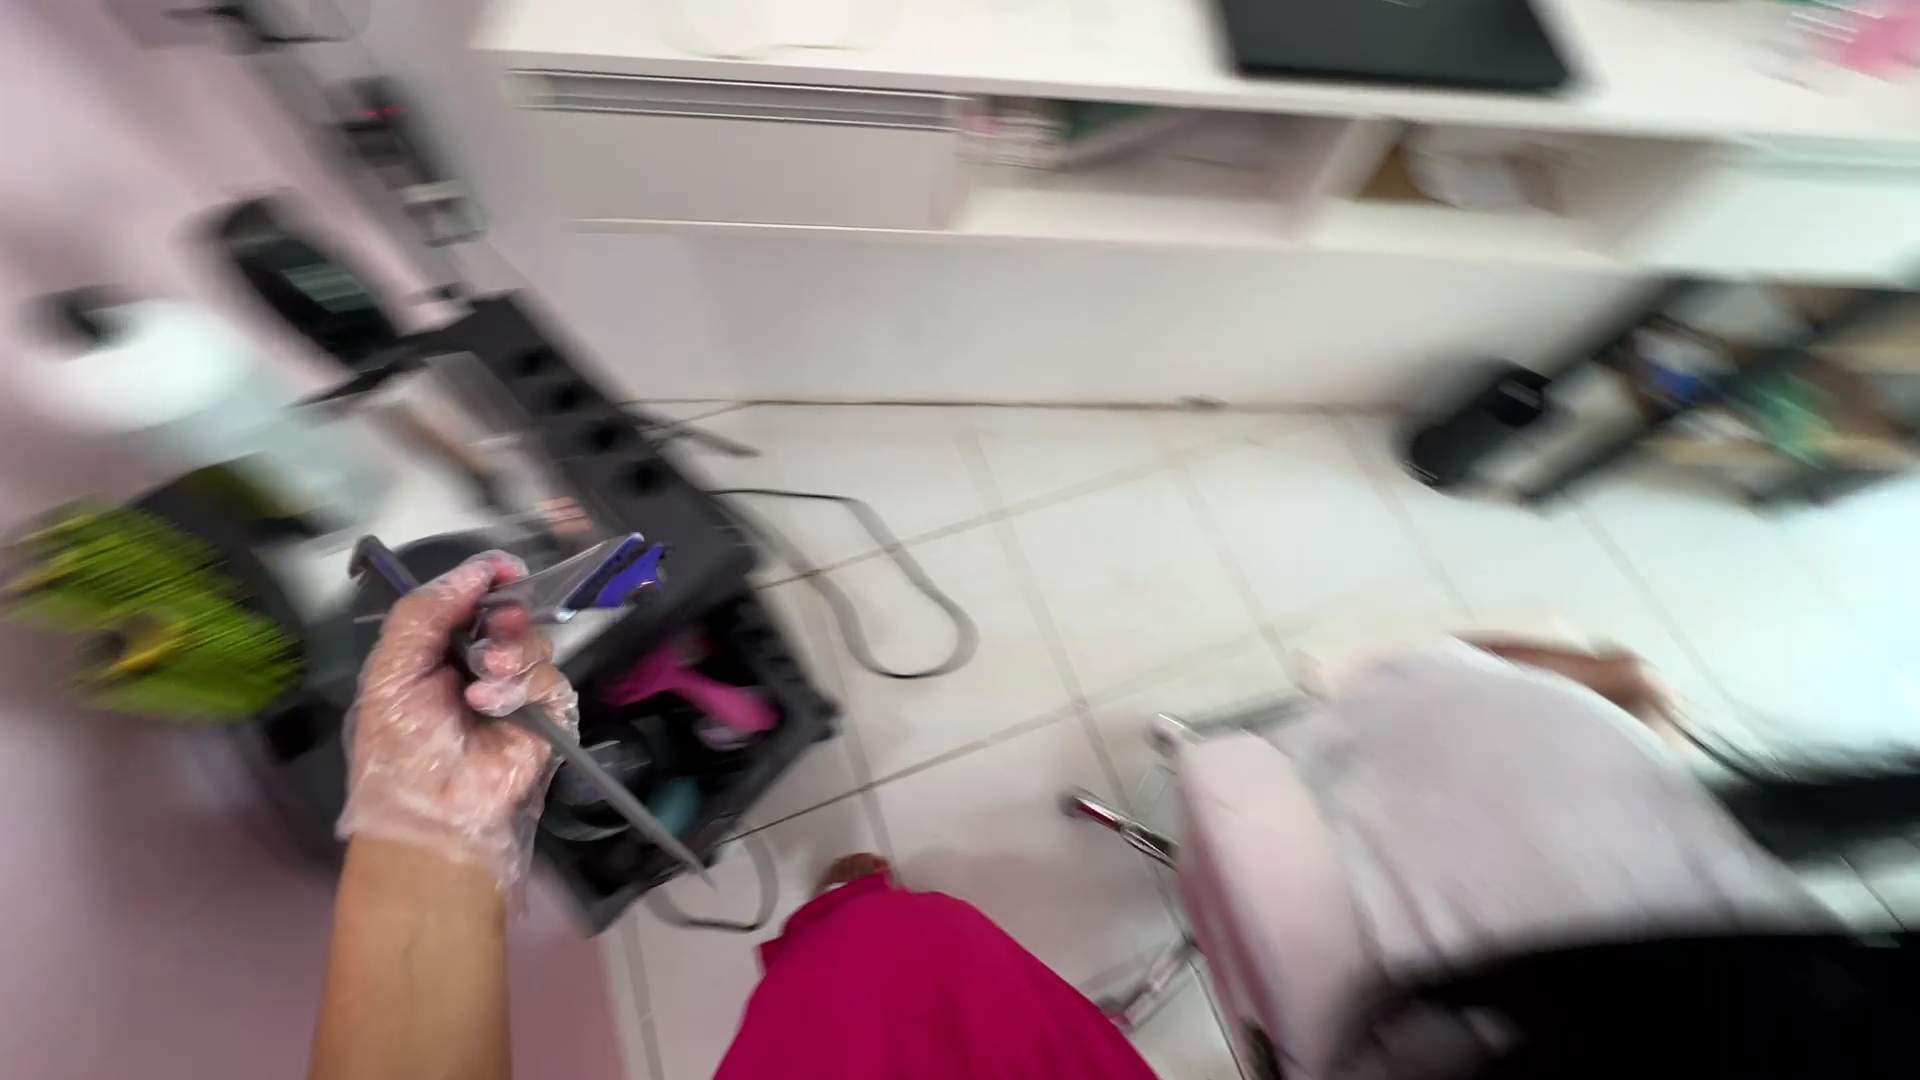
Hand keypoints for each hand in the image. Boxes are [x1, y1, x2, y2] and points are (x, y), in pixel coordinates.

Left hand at [336, 551, 579, 890]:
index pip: (472, 598)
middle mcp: (483, 662)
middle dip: (505, 617)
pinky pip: (551, 676)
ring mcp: (521, 686)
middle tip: (493, 633)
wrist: (435, 814)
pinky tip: (494, 708)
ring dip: (510, 658)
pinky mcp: (552, 709)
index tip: (504, 570)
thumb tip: (475, 571)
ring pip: (537, 642)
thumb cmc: (401, 749)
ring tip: (483, 688)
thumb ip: (422, 615)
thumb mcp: (390, 675)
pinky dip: (522, 688)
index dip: (488, 578)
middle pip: (514, 613)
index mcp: (440, 649)